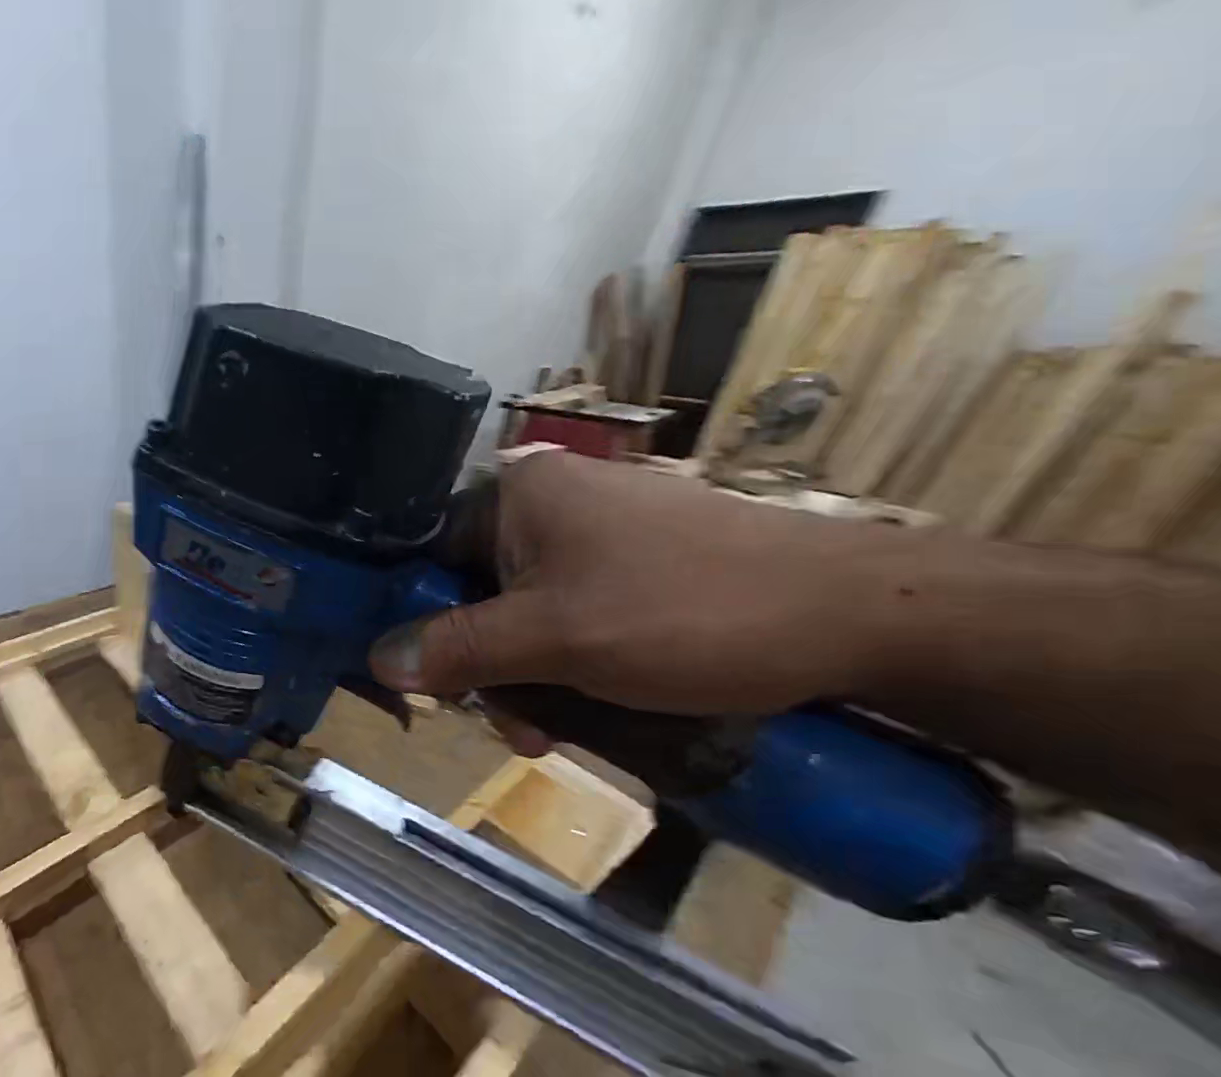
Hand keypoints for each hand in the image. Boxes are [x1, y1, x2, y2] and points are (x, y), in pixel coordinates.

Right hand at [368, 451, 912, 727]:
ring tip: (559, 728)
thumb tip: (379, 658)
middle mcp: (553, 497)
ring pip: (530, 605)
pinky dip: (572, 653)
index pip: (435, 552)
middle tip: (517, 727)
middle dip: (490, 662)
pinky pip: (575, 605)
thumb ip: (462, 647)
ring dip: (532, 670)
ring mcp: (600, 525)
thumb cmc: (682, 614)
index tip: (435, 688)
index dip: (424, 621)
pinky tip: (595, 697)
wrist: (842, 611)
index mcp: (521, 493)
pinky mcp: (639, 555)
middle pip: (482, 586)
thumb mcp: (556, 639)